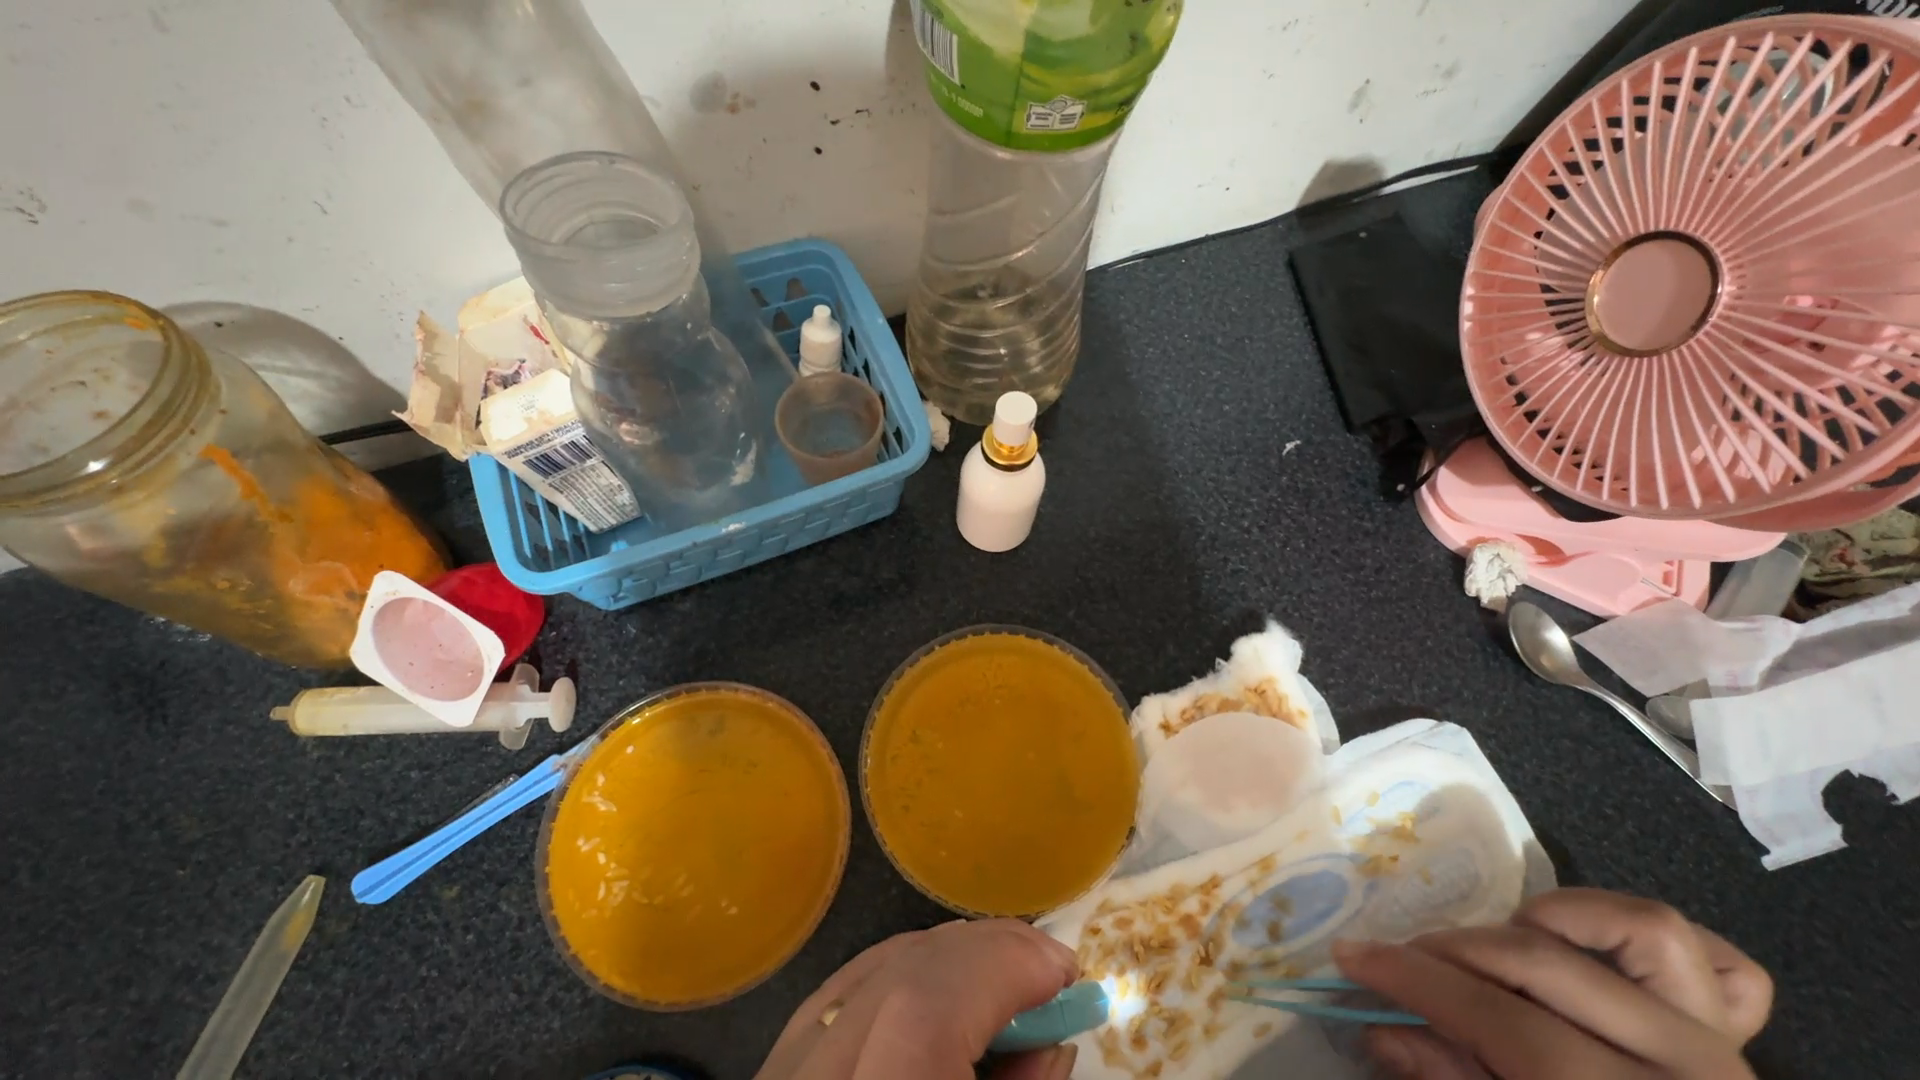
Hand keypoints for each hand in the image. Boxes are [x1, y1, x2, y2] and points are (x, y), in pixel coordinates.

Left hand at [755, 919, 1080, 1079]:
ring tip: (1002, 977)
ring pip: (872, 971)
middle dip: (992, 952)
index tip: (1067, 973)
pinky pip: (841, 995)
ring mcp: (787, 1060)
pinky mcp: (777, 1062)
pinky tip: (934, 989)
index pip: (938, 994)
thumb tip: (1048, 1041)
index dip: (1012, 965)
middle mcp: (820, 1062)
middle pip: (908, 969)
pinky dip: (897, 976)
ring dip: (948, 957)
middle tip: (1048, 971)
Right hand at [1334, 888, 1772, 1079]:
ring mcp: (1725, 1048)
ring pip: (1642, 929)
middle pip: (1541, 965)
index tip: (1351, 956)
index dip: (1415, 981)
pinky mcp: (1743, 1041)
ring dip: (1549, 926)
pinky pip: (1720, 960)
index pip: (1499, 1020)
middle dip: (1449, 949)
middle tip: (1397, 959)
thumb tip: (1379, 1028)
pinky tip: (1579, 948)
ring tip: (1491, 954)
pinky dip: (1642, 937)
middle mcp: (1687, 1068)